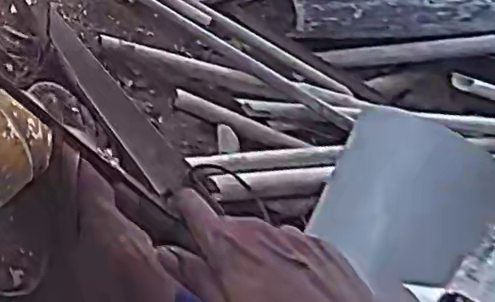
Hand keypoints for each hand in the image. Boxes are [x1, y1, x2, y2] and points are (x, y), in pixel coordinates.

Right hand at [172, 190, 372, 301]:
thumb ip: (195, 280)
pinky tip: (303, 295)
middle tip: (236, 286)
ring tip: (275, 296)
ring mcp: (294, 237)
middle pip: (229, 227)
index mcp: (226, 243)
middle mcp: (257, 230)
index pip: (189, 203)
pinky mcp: (326, 250)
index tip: (179, 217)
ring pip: (264, 238)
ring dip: (263, 258)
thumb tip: (168, 256)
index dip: (182, 209)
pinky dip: (294, 264)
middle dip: (228, 250)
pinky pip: (297, 247)